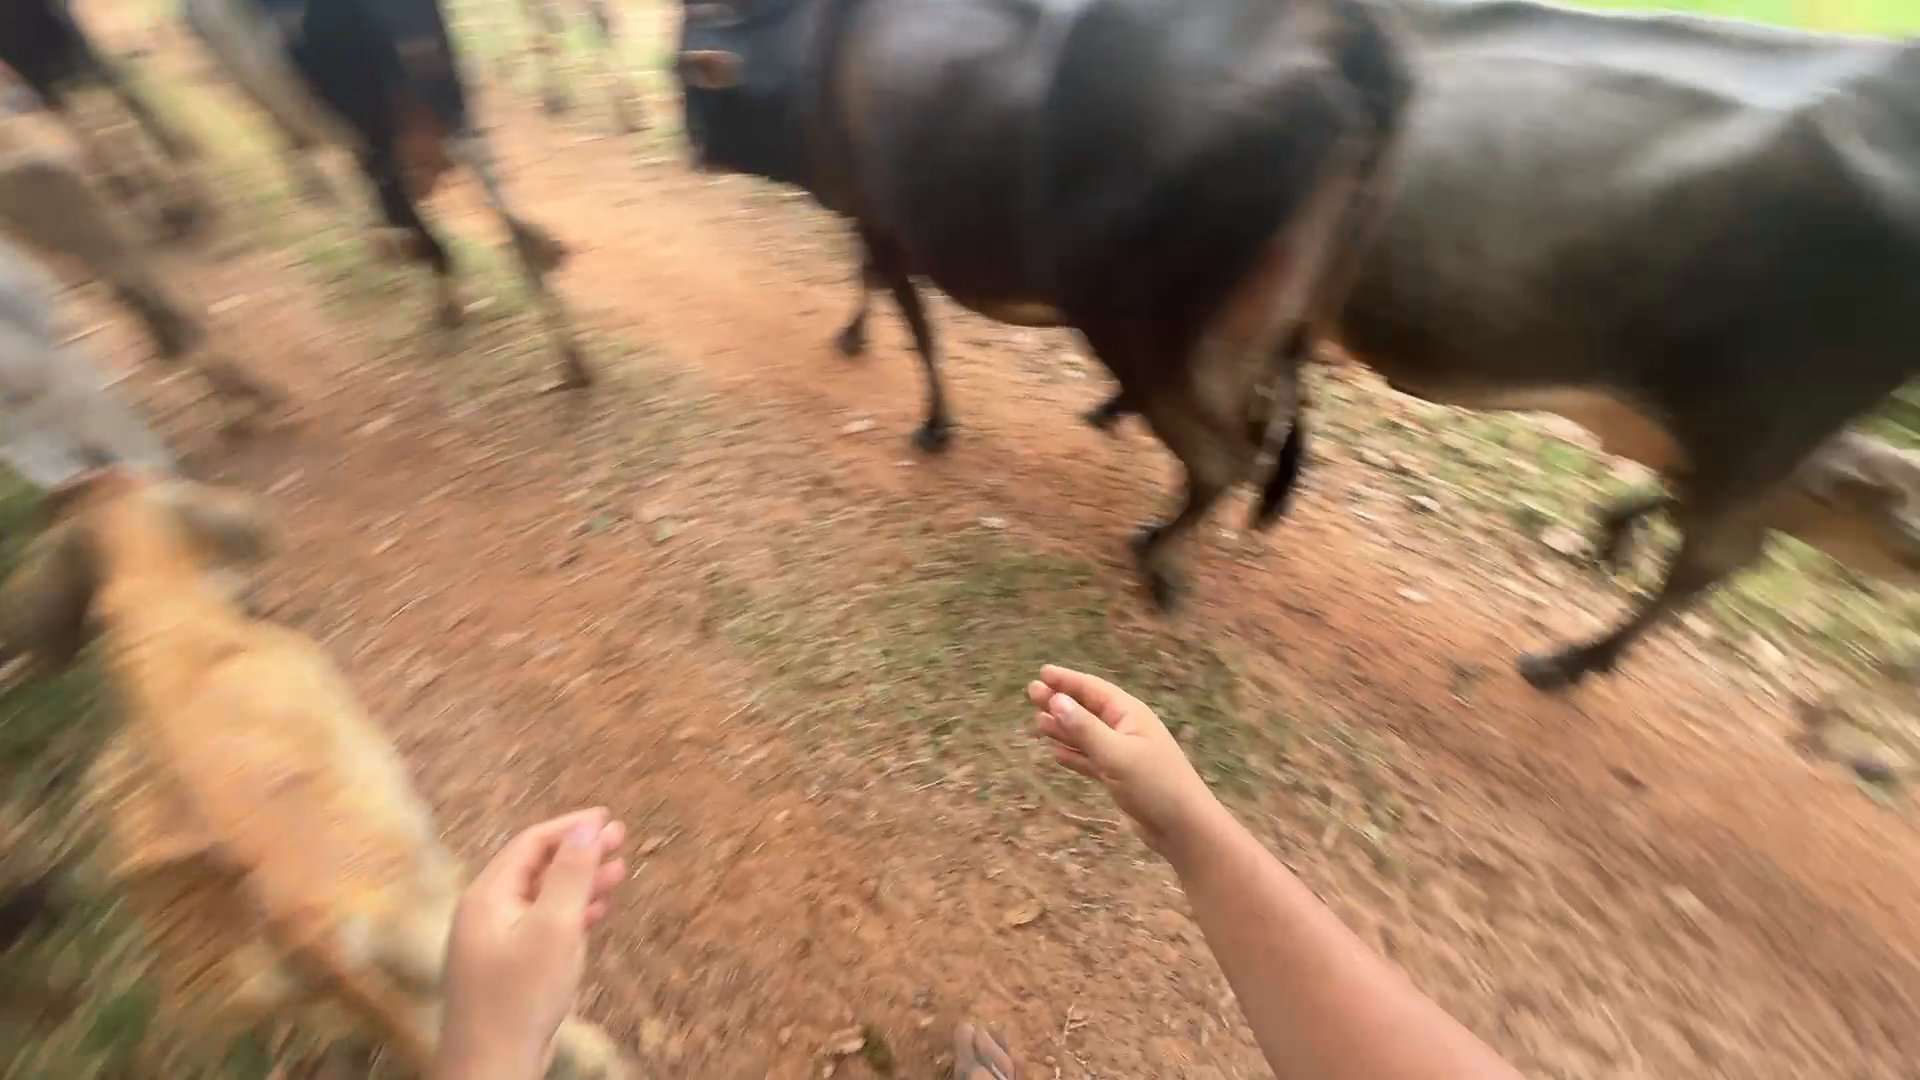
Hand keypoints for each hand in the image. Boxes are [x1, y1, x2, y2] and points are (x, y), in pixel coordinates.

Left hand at [437, 809, 627, 1079]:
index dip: (570, 826)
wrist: (493, 1072)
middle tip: (620, 837)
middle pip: (539, 867)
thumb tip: (587, 826)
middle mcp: (487, 913)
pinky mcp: (509, 965)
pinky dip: (573, 910)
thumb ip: (571, 872)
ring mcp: (496, 941)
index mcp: (487, 897)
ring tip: (620, 870)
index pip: (531, 843)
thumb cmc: (521, 996)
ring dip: (582, 880)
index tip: (607, 818)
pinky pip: (545, 922)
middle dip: (581, 850)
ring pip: (545, 895)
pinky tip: (598, 910)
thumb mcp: (555, 925)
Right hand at [1029, 665, 1221, 857]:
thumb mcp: (1116, 754)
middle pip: (1087, 709)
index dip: (1066, 680)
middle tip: (1030, 695)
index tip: (1041, 673)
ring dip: (1063, 729)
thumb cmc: (1154, 785)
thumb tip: (1056, 700)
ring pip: (1086, 735)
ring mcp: (1123, 753)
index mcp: (1129, 714)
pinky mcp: (1120, 776)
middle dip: (1059, 702)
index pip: (1092, 689)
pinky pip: (1091, 759)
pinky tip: (1055, 754)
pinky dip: (1073, 755)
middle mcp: (1125, 728)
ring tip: (1037, 724)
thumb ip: (1085, 728)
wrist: (1185, 829)